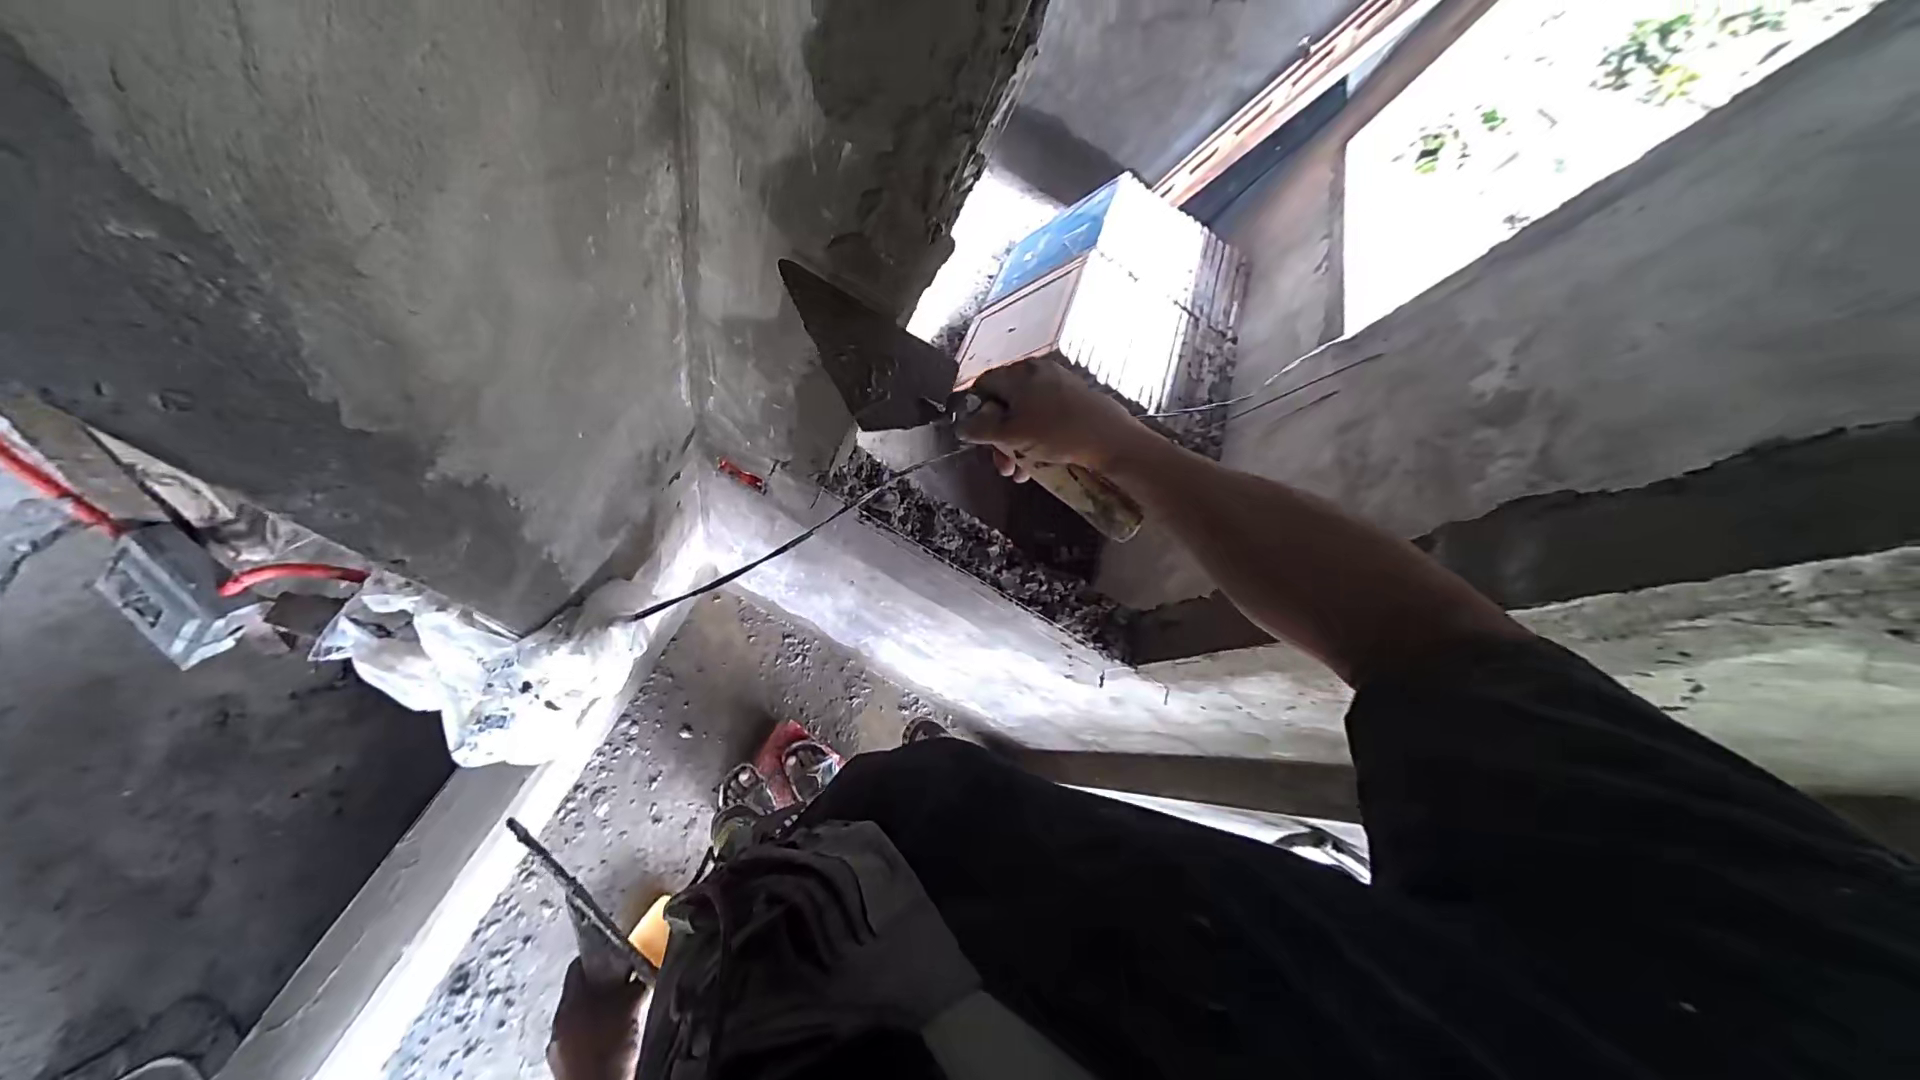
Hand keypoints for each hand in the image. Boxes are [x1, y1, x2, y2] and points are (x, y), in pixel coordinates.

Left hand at [548, 960, 646, 1079]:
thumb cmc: (612, 1046)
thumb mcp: (631, 1007)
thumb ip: (634, 984)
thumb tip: (644, 969)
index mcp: (568, 1003)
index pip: (577, 966)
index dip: (597, 956)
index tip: (616, 952)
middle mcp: (557, 1023)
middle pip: (579, 991)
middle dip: (601, 985)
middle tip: (625, 980)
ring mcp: (558, 1047)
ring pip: (579, 1016)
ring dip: (598, 1009)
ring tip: (622, 1008)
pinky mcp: (563, 1066)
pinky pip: (580, 1037)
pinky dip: (595, 1031)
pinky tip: (613, 1033)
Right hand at [954, 359, 1153, 479]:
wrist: (1112, 440)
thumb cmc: (1058, 433)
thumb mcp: (1011, 435)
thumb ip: (980, 430)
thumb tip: (960, 426)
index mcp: (1019, 373)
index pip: (982, 386)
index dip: (975, 413)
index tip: (978, 440)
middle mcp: (1037, 372)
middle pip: (1003, 404)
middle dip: (998, 439)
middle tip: (1002, 465)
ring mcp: (1057, 384)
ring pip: (1024, 415)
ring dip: (1016, 445)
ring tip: (1020, 472)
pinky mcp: (1073, 399)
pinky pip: (1044, 417)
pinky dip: (1036, 439)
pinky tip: (1040, 462)